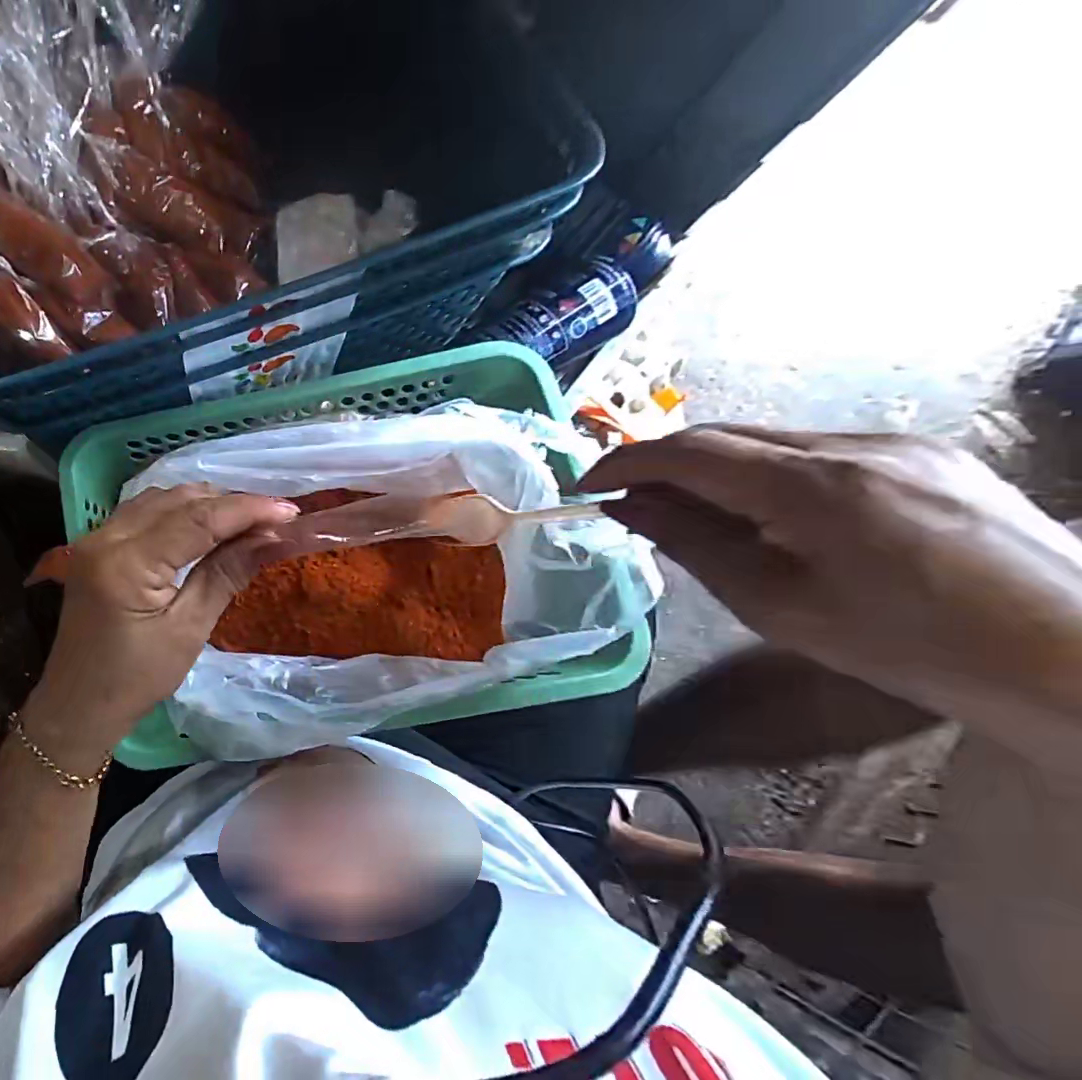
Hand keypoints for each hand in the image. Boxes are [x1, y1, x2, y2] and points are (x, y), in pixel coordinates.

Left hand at [22, 485, 298, 769]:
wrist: (79, 703)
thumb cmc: (136, 679)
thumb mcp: (189, 629)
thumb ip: (227, 573)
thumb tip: (274, 537)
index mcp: (126, 563)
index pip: (196, 519)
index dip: (246, 510)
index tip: (290, 511)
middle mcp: (105, 537)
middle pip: (177, 500)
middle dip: (227, 503)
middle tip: (272, 519)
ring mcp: (94, 538)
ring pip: (158, 499)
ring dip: (202, 504)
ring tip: (244, 521)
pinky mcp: (94, 545)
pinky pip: (141, 512)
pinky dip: (176, 512)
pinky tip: (202, 526)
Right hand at [577, 426, 1081, 750]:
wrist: (1080, 660)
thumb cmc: (908, 646)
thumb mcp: (774, 602)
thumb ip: (691, 542)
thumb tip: (625, 506)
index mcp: (813, 485)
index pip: (688, 450)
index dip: (623, 462)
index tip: (583, 486)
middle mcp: (855, 445)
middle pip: (725, 434)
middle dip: (662, 463)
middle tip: (626, 504)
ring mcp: (900, 445)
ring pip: (769, 440)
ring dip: (712, 469)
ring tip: (692, 514)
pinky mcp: (930, 456)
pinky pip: (815, 451)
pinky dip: (763, 473)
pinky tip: (765, 514)